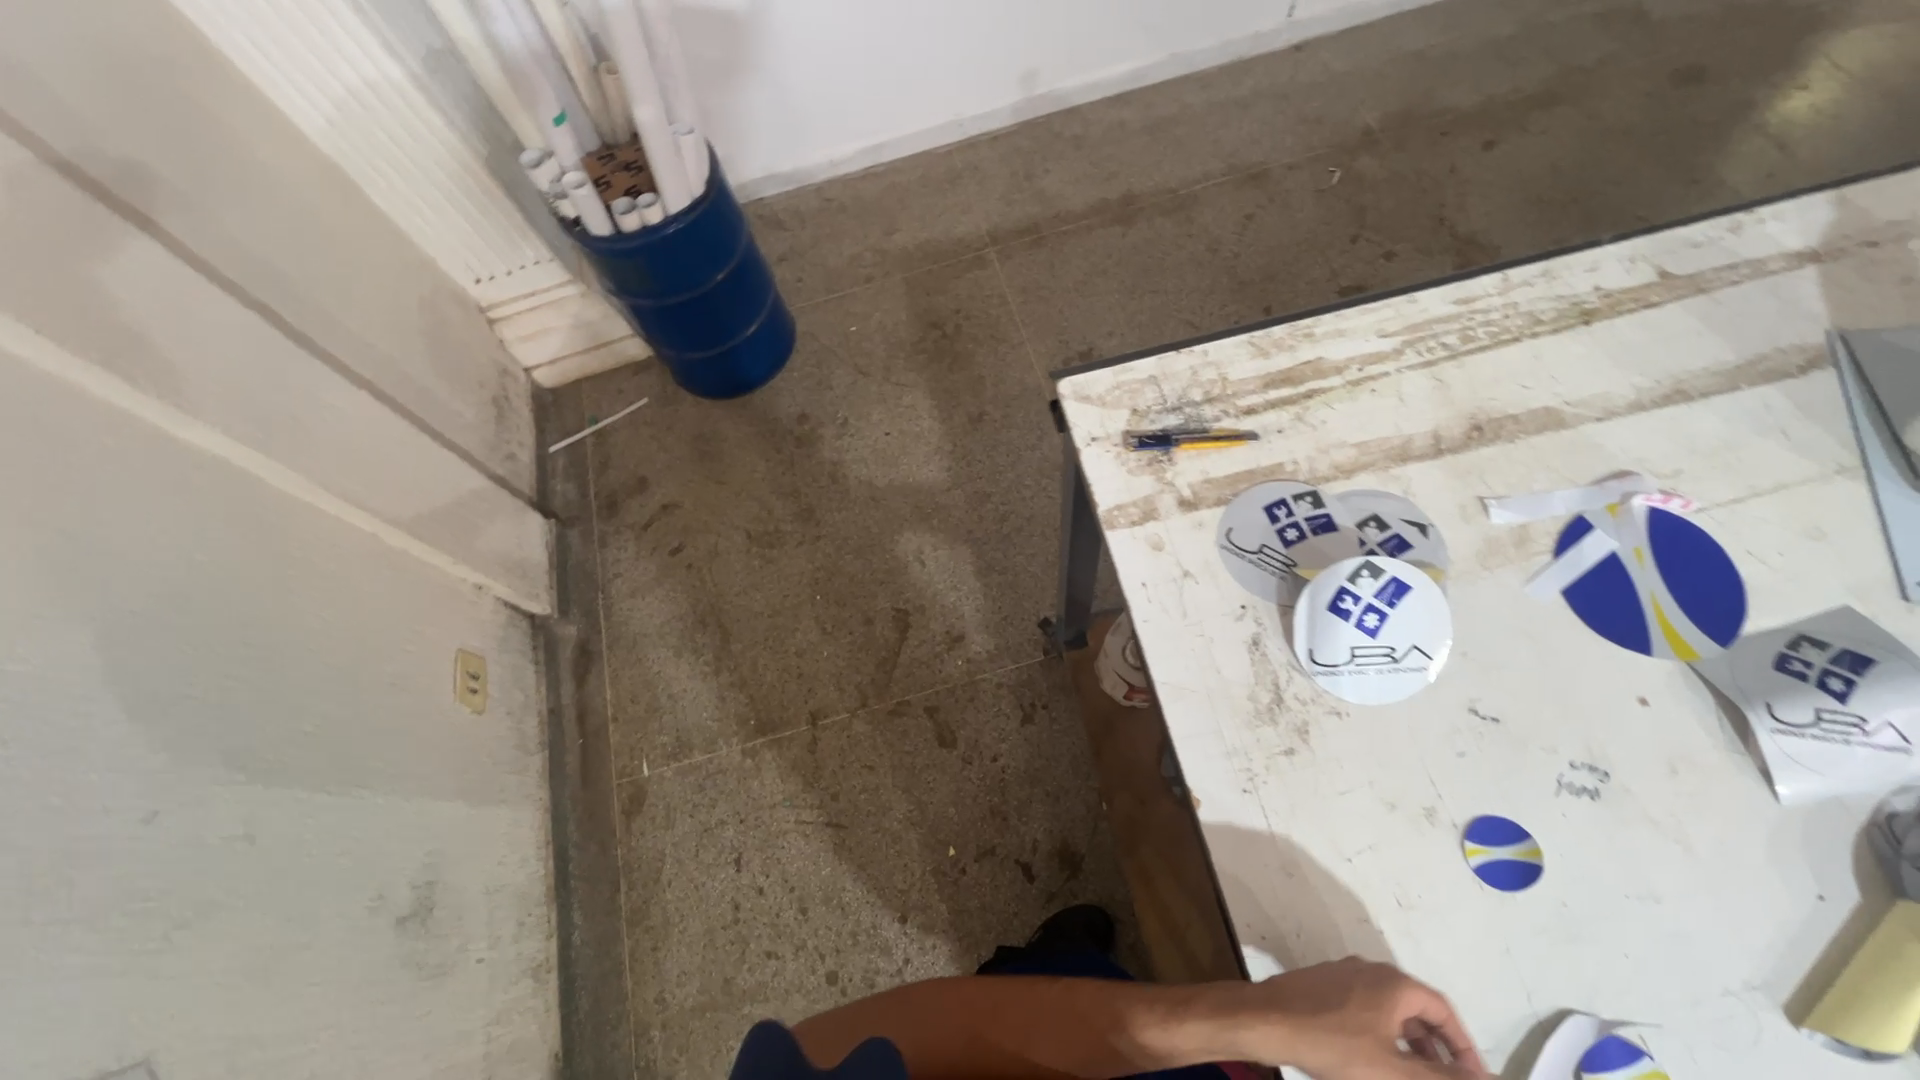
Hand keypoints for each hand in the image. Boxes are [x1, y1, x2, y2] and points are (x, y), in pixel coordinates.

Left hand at [1234, 957, 1487, 1078]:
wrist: (1266, 1020)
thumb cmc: (1334, 1044)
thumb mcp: (1393, 1069)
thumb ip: (1437, 1077)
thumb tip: (1476, 1079)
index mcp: (1394, 983)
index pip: (1443, 1011)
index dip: (1464, 1046)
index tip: (1475, 1077)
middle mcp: (1371, 970)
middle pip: (1416, 1008)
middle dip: (1436, 1046)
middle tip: (1448, 1078)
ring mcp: (1343, 974)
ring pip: (1389, 1008)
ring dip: (1408, 1040)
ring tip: (1416, 1074)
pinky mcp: (1322, 985)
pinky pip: (1364, 1008)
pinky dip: (1381, 1032)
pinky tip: (1377, 1057)